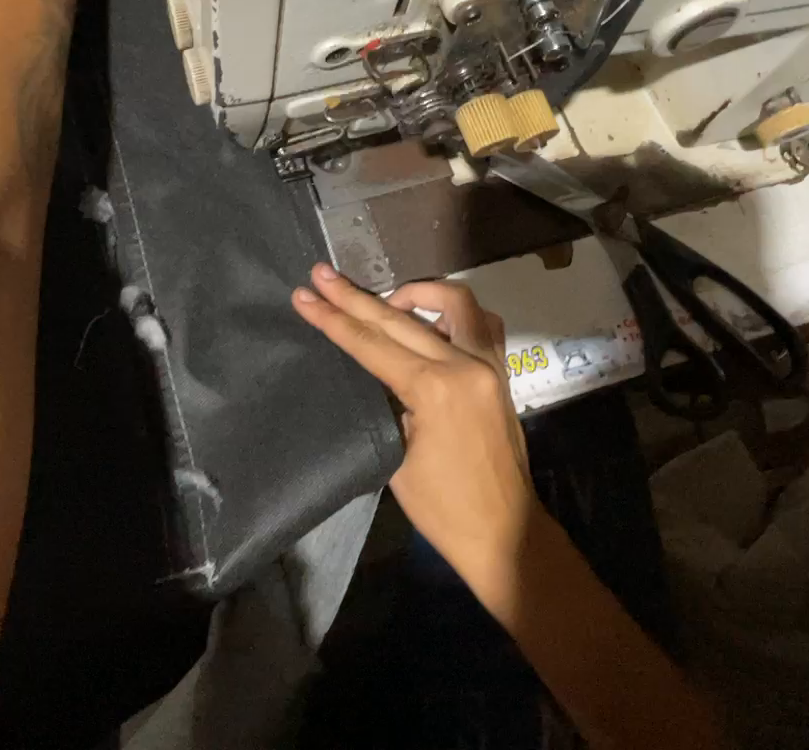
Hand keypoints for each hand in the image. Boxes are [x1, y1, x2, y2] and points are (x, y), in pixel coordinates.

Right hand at [292, 264, 539, 601]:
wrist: (504, 533)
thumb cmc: (442, 507)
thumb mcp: (395, 454)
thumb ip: (385, 400)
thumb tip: (374, 368)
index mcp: (435, 388)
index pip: (371, 343)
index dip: (332, 318)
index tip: (304, 294)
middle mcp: (465, 364)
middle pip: (399, 317)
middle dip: (354, 297)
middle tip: (322, 274)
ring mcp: (490, 364)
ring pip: (452, 301)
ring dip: (413, 293)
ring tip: (384, 300)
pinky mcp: (501, 372)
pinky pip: (481, 322)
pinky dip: (452, 313)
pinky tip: (431, 321)